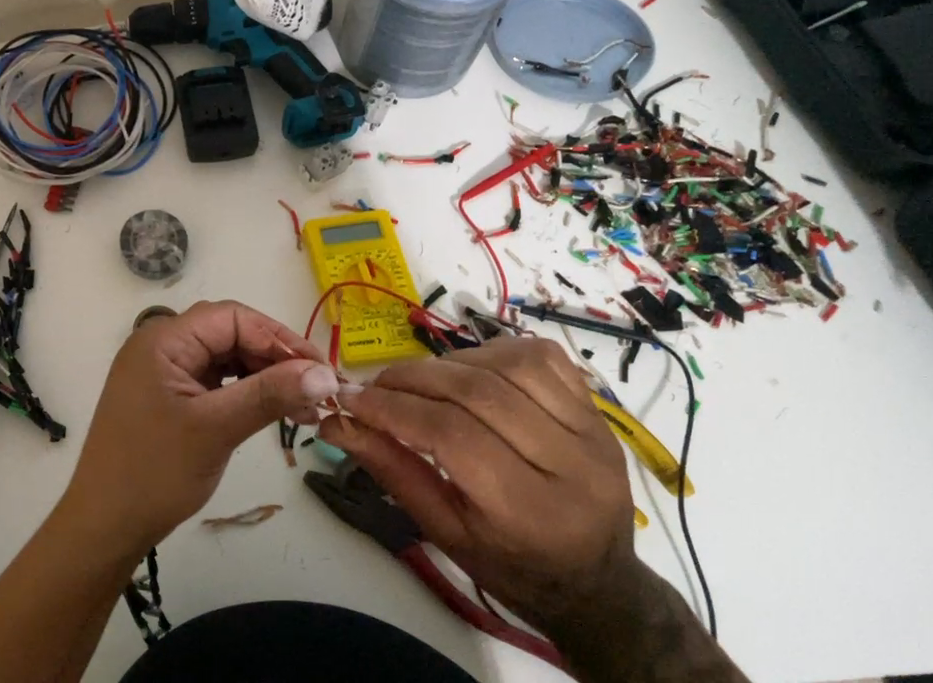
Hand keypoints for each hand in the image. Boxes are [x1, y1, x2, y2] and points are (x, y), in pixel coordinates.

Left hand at [54, 300, 339, 556]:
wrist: (106, 522)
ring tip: (303, 407)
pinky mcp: (167, 396)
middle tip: (317, 391)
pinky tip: (274, 410)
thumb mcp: (216, 428)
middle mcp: (160, 346)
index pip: (232, 317)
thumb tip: (324, 374)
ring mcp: (162, 371)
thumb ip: (269, 394)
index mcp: (163, 340)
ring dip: (265, 376)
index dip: (279, 338)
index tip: (320, 371)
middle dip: (275, 357)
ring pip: (225, 357)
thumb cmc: (155, 471)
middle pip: (229, 333)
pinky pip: (214, 380)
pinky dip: (245, 391)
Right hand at [316, 336, 643, 635]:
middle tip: (374, 386)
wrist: (594, 580)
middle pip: (478, 393)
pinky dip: (492, 352)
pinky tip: (468, 370)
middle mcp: (571, 465)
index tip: (349, 400)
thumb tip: (335, 421)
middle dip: (411, 379)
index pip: (452, 435)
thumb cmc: (509, 566)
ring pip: (509, 365)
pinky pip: (541, 358)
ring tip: (421, 381)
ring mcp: (591, 432)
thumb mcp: (443, 531)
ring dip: (449, 362)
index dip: (392, 408)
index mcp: (529, 510)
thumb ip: (391, 469)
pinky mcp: (597, 411)